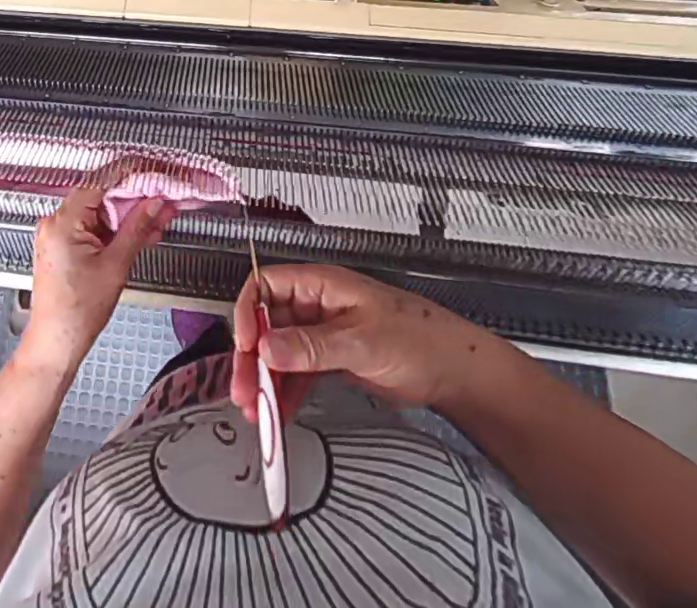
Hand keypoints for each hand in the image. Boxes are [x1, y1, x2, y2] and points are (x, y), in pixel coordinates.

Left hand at [18, 187, 174, 373]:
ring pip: (101, 213)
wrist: (55, 343)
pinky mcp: (65, 246)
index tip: (154, 171)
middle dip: (136, 198)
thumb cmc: (76, 312)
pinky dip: (117, 230)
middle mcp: (56, 223)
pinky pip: (95, 228)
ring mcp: (59, 235)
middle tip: (164, 199)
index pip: (101, 181)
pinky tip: (142, 233)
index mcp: (63, 222)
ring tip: (160, 219)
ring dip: (130, 216)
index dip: (132, 174)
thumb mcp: (116, 264)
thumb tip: (153, 202)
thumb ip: (137, 227)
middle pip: (102, 196)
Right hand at [231, 264, 504, 414]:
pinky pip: (296, 372)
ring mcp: (322, 334)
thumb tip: (265, 348)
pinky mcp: (330, 359)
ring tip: (257, 411)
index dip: (249, 312)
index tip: (243, 345)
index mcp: (321, 285)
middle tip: (244, 391)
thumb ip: (311, 346)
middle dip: (251, 357)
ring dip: (264, 379)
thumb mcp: (361, 340)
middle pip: (267, 324)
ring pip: (278, 352)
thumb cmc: (417, 338)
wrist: (453, 370)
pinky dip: (284, 391)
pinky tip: (279, 412)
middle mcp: (316, 306)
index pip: (267, 286)